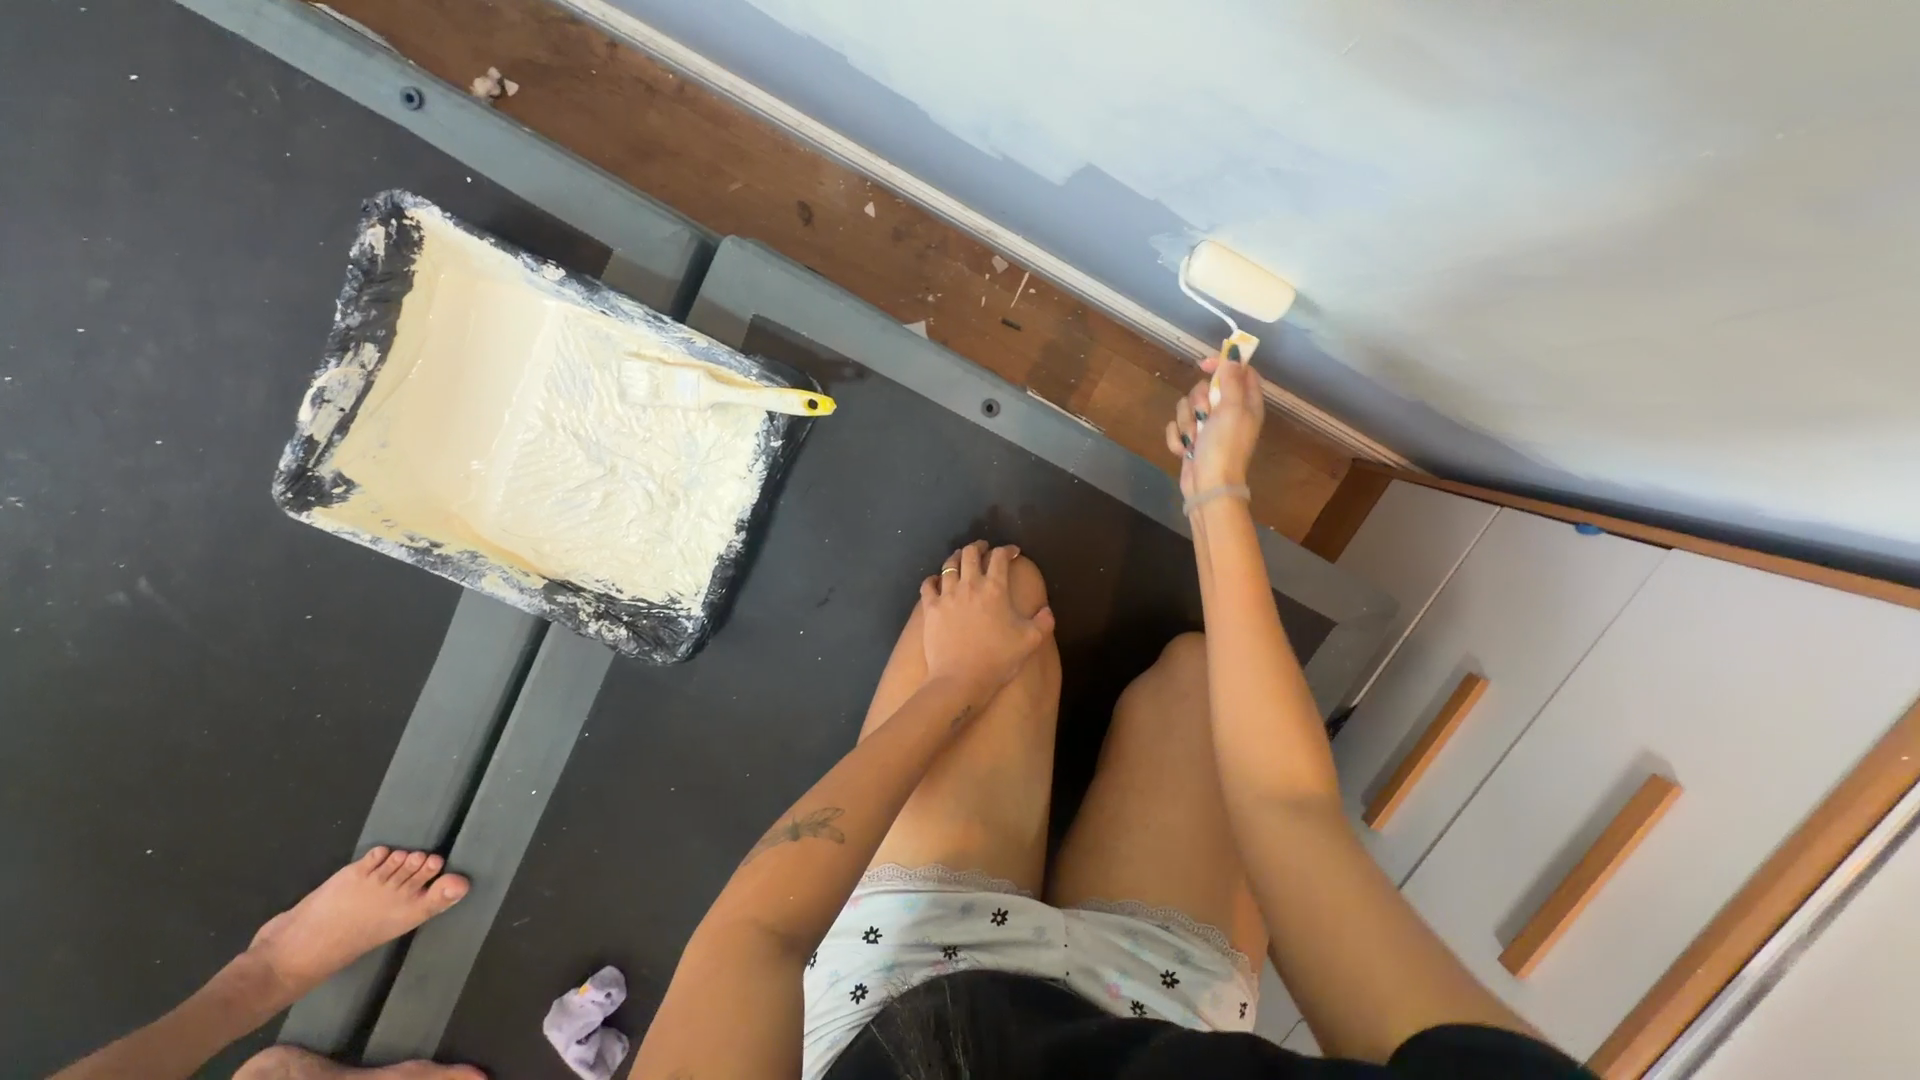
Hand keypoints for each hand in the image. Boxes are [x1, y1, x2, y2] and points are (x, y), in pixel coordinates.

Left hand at [920, 541, 1054, 695]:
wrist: (961, 679)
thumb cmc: (998, 659)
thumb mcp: (1030, 641)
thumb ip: (1043, 622)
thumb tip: (1047, 610)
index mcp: (995, 589)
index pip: (1000, 558)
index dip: (1007, 550)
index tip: (1012, 552)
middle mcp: (970, 585)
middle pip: (971, 554)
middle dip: (979, 546)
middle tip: (983, 548)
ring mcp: (947, 595)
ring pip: (948, 565)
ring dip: (956, 558)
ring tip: (960, 558)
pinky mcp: (930, 608)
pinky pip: (928, 585)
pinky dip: (933, 580)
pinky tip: (935, 582)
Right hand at [1165, 351, 1264, 497]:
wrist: (1209, 485)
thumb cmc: (1225, 447)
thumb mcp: (1232, 408)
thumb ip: (1231, 378)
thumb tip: (1232, 350)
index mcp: (1246, 403)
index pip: (1239, 371)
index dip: (1222, 364)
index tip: (1204, 365)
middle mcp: (1228, 412)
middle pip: (1208, 388)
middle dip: (1198, 400)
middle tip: (1204, 415)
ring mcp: (1209, 427)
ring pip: (1188, 406)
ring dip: (1186, 422)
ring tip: (1194, 439)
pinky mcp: (1192, 440)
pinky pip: (1176, 426)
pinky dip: (1177, 438)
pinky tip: (1185, 450)